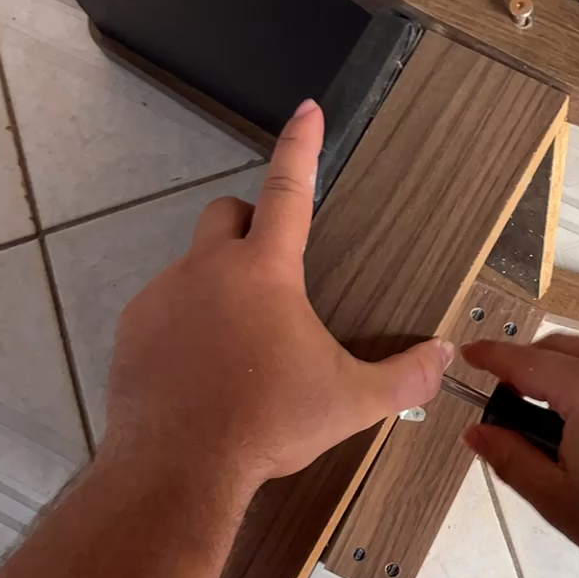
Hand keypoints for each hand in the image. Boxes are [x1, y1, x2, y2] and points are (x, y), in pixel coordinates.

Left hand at [102, 100, 452, 493]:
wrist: (178, 468)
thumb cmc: (270, 424)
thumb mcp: (351, 404)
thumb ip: (406, 378)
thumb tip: (445, 356)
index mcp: (265, 273)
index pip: (290, 190)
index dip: (303, 146)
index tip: (308, 109)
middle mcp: (208, 269)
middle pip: (228, 213)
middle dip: (253, 227)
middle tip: (274, 279)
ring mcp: (162, 296)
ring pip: (195, 266)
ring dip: (221, 286)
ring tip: (241, 348)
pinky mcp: (133, 329)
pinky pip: (165, 307)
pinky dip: (189, 323)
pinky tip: (203, 371)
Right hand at [461, 335, 578, 577]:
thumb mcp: (556, 497)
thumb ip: (510, 458)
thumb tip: (478, 432)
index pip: (526, 361)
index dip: (491, 357)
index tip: (468, 354)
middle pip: (560, 350)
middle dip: (524, 364)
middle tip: (502, 399)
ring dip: (557, 376)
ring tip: (539, 421)